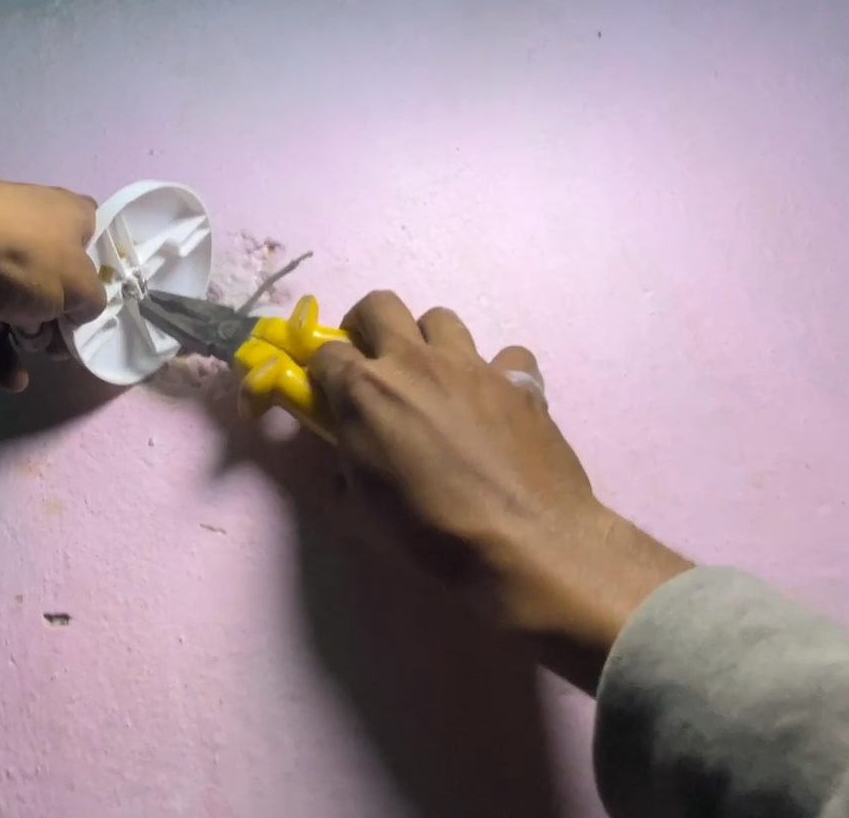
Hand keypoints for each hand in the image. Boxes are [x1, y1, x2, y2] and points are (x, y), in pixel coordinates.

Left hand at [0, 176, 105, 390]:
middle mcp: (29, 224)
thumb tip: (81, 308)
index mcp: (66, 211)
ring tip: (37, 354)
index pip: (92, 232)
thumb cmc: (26, 256)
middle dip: (62, 314)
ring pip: (20, 299)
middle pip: (55, 275)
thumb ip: (93, 300)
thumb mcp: (81, 284)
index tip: (99, 302)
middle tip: (65, 340)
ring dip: (31, 332)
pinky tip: (11, 380)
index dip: (99, 267)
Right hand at [309, 292, 690, 691]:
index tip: (328, 391)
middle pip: (379, 304)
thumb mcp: (359, 506)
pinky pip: (507, 355)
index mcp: (364, 389)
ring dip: (429, 342)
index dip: (322, 370)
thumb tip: (346, 454)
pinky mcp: (519, 380)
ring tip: (435, 378)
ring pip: (440, 318)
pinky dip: (497, 371)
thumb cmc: (428, 531)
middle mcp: (412, 362)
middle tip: (374, 360)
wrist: (526, 544)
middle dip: (367, 324)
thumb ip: (344, 462)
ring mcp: (470, 365)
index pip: (324, 351)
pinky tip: (495, 401)